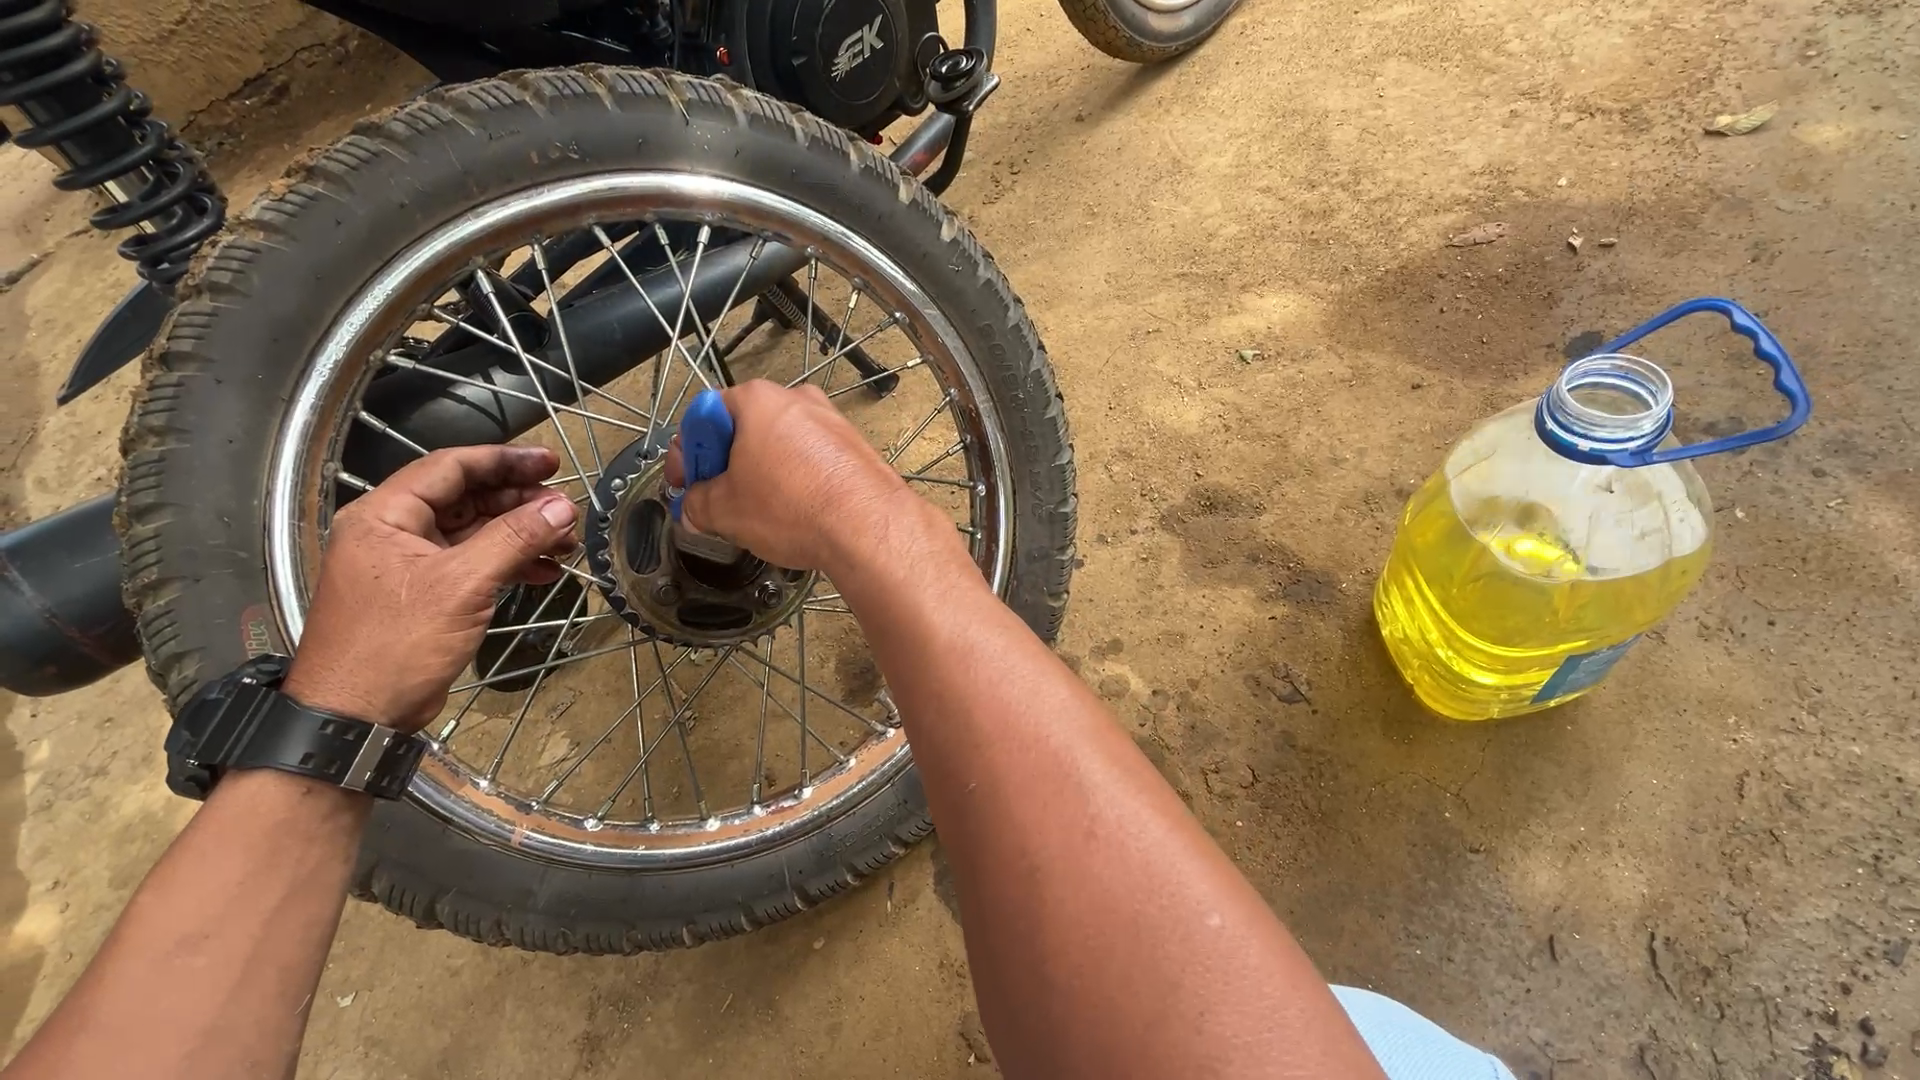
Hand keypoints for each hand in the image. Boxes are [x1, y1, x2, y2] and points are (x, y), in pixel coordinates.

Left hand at [284, 446, 579, 732]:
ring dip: (521, 534)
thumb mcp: (463, 585)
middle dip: (520, 502)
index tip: (552, 462)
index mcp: (385, 516)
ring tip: (565, 544)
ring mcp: (410, 564)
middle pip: (466, 498)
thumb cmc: (397, 643)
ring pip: (475, 532)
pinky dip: (509, 564)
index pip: (450, 467)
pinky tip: (545, 572)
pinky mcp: (427, 594)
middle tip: (566, 510)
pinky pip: (474, 563)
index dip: (504, 460)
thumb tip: (563, 508)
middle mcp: (394, 532)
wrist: (355, 716)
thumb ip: (514, 539)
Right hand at [665, 380, 946, 574]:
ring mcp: (831, 420)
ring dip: (761, 473)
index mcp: (756, 400)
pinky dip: (796, 479)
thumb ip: (697, 503)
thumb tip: (692, 506)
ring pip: (780, 443)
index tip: (684, 484)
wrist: (869, 527)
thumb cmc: (792, 509)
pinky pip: (812, 458)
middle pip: (743, 427)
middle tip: (717, 501)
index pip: (704, 415)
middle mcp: (797, 399)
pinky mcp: (855, 446)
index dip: (686, 453)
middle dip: (724, 464)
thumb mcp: (724, 511)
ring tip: (759, 513)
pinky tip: (796, 513)